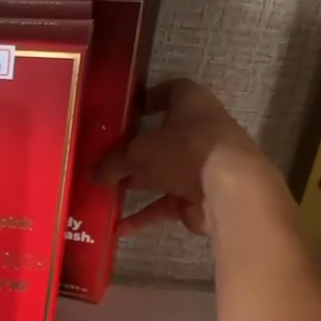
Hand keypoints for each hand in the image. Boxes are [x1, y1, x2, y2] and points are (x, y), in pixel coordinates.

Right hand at [95, 79, 264, 236]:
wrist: (229, 190)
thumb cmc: (184, 151)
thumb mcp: (138, 152)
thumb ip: (112, 162)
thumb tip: (91, 173)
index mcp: (191, 103)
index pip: (168, 92)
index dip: (146, 100)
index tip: (122, 113)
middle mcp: (200, 130)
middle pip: (162, 138)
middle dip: (134, 152)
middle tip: (105, 161)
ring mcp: (202, 164)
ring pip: (163, 173)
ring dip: (137, 184)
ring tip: (107, 194)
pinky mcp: (200, 195)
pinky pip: (166, 204)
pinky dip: (145, 215)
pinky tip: (119, 228)